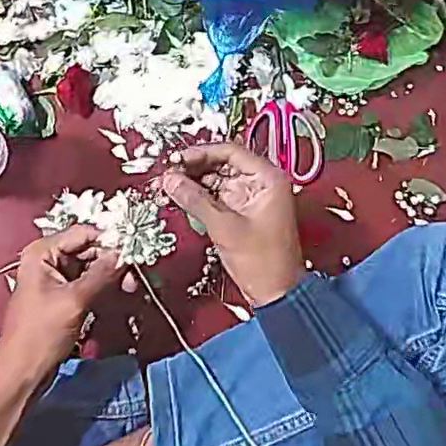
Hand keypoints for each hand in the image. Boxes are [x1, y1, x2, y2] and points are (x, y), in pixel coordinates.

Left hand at [0, 225, 123, 375]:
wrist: (21, 375)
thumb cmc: (40, 335)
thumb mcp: (74, 301)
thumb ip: (102, 274)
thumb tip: (126, 251)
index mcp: (43, 251)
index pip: (84, 232)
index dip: (110, 239)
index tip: (135, 249)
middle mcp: (48, 257)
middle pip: (90, 247)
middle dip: (113, 259)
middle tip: (135, 274)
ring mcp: (56, 275)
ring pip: (93, 264)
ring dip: (112, 273)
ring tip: (131, 286)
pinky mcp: (64, 292)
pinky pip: (89, 280)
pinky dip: (105, 284)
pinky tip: (120, 292)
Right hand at [157, 142, 304, 307]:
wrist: (276, 294)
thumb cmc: (264, 262)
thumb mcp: (225, 227)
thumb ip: (196, 200)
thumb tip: (172, 180)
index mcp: (268, 178)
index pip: (231, 151)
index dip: (202, 153)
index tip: (178, 159)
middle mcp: (261, 182)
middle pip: (223, 163)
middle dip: (195, 167)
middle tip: (170, 172)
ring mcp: (251, 196)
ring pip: (218, 179)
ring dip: (194, 181)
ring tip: (170, 184)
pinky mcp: (242, 211)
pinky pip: (218, 195)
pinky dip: (200, 196)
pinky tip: (182, 196)